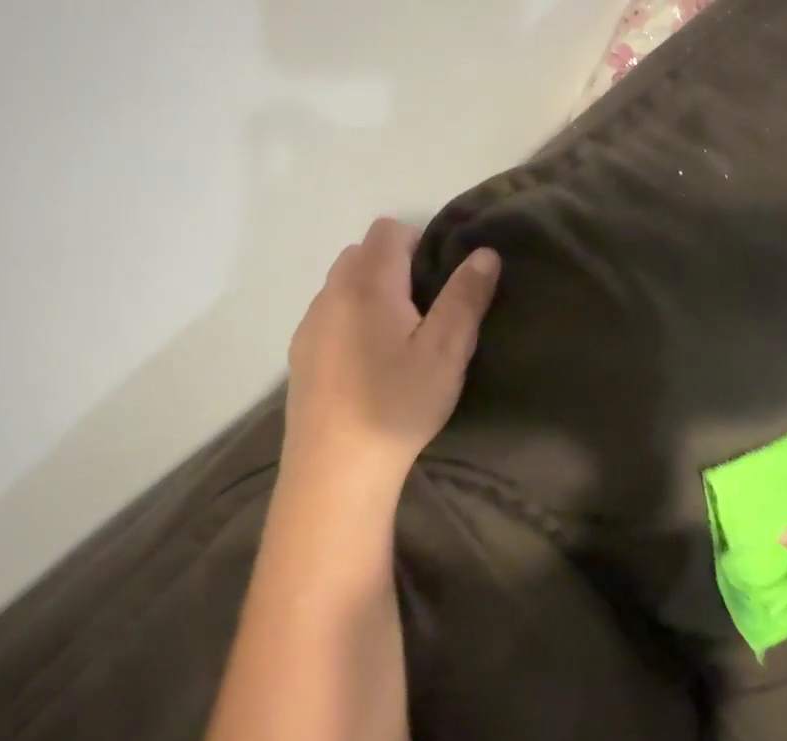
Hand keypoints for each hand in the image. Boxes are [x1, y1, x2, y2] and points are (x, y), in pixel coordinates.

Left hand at [281, 216, 501, 488]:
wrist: (338, 464)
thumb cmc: (399, 403)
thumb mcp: (446, 352)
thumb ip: (465, 299)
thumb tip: (484, 254)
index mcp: (368, 284)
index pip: (389, 231)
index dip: (421, 244)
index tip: (445, 284)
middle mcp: (331, 293)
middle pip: (362, 255)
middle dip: (397, 270)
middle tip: (429, 315)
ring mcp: (310, 325)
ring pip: (343, 288)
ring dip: (373, 298)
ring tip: (401, 345)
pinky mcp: (301, 356)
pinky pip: (330, 320)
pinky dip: (353, 326)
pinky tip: (371, 369)